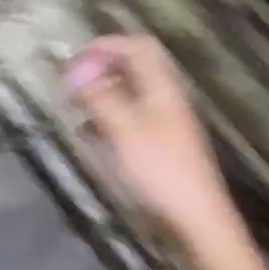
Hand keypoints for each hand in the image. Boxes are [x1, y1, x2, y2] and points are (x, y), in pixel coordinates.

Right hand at [66, 35, 236, 240]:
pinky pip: (129, 119)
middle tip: (71, 82)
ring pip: (128, 94)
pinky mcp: (160, 149)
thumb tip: (75, 69)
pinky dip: (106, 118)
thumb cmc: (160, 172)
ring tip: (74, 106)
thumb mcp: (124, 130)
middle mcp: (165, 100)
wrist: (197, 224)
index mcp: (161, 88)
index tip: (75, 59)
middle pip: (132, 68)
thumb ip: (99, 96)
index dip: (105, 45)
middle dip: (99, 69)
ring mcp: (164, 125)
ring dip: (100, 93)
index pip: (137, 47)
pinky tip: (89, 133)